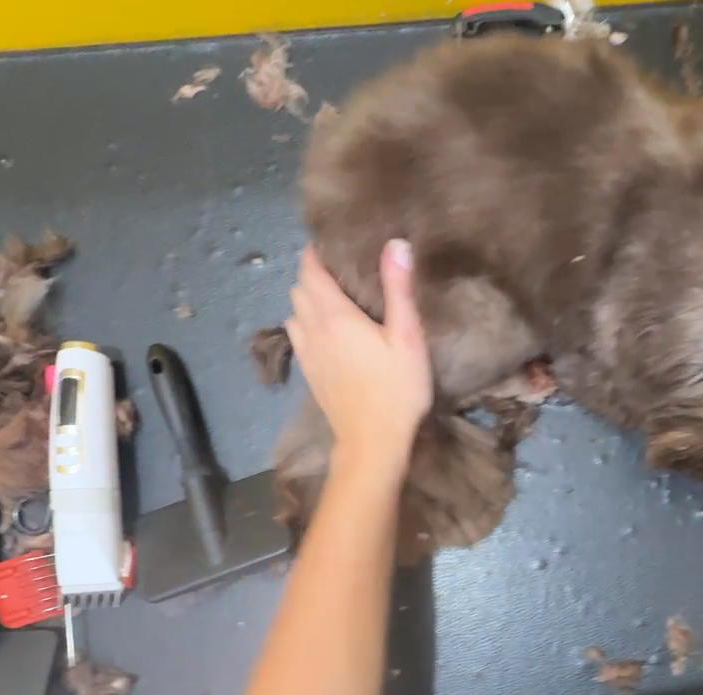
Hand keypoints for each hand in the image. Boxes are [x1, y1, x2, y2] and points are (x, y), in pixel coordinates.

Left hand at [284, 242, 433, 472]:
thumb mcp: (408, 337)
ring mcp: (307, 354)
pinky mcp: (310, 374)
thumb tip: (395, 243)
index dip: (317, 252)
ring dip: (308, 301)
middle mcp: (312, 329)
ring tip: (333, 301)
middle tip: (341, 271)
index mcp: (334, 315)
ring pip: (295, 313)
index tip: (334, 244)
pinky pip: (298, 337)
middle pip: (299, 289)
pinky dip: (307, 325)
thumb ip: (399, 289)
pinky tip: (328, 334)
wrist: (373, 442)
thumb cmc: (397, 389)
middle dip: (313, 275)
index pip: (311, 270)